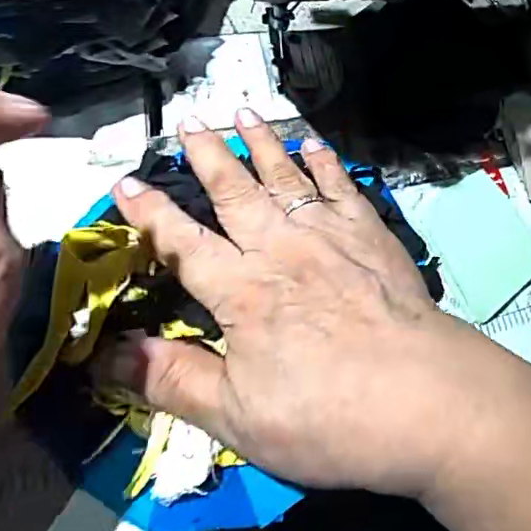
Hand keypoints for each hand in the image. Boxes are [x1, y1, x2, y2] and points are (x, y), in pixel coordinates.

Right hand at [100, 111, 523, 499]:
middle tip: (192, 123)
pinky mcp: (376, 235)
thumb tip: (109, 353)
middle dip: (211, 156)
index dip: (150, 215)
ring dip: (266, 144)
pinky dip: (327, 163)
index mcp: (241, 292)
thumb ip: (172, 379)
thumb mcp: (234, 416)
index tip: (125, 182)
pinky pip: (344, 188)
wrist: (421, 392)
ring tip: (246, 114)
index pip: (183, 244)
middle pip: (238, 193)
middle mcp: (285, 249)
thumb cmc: (325, 414)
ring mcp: (334, 236)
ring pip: (291, 178)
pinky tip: (316, 145)